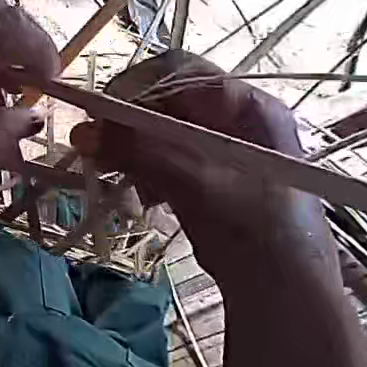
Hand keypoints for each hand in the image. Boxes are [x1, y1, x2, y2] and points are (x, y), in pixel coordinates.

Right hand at [72, 51, 326, 283]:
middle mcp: (235, 119)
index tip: (98, 112)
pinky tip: (142, 194)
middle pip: (166, 102)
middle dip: (127, 123)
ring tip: (112, 173)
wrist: (285, 295)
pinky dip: (146, 170)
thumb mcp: (195, 181)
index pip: (179, 72)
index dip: (134, 87)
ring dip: (131, 149)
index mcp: (246, 105)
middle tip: (94, 148)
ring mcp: (221, 150)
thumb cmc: (254, 229)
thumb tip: (81, 132)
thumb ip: (138, 150)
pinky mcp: (208, 178)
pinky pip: (165, 159)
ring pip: (160, 132)